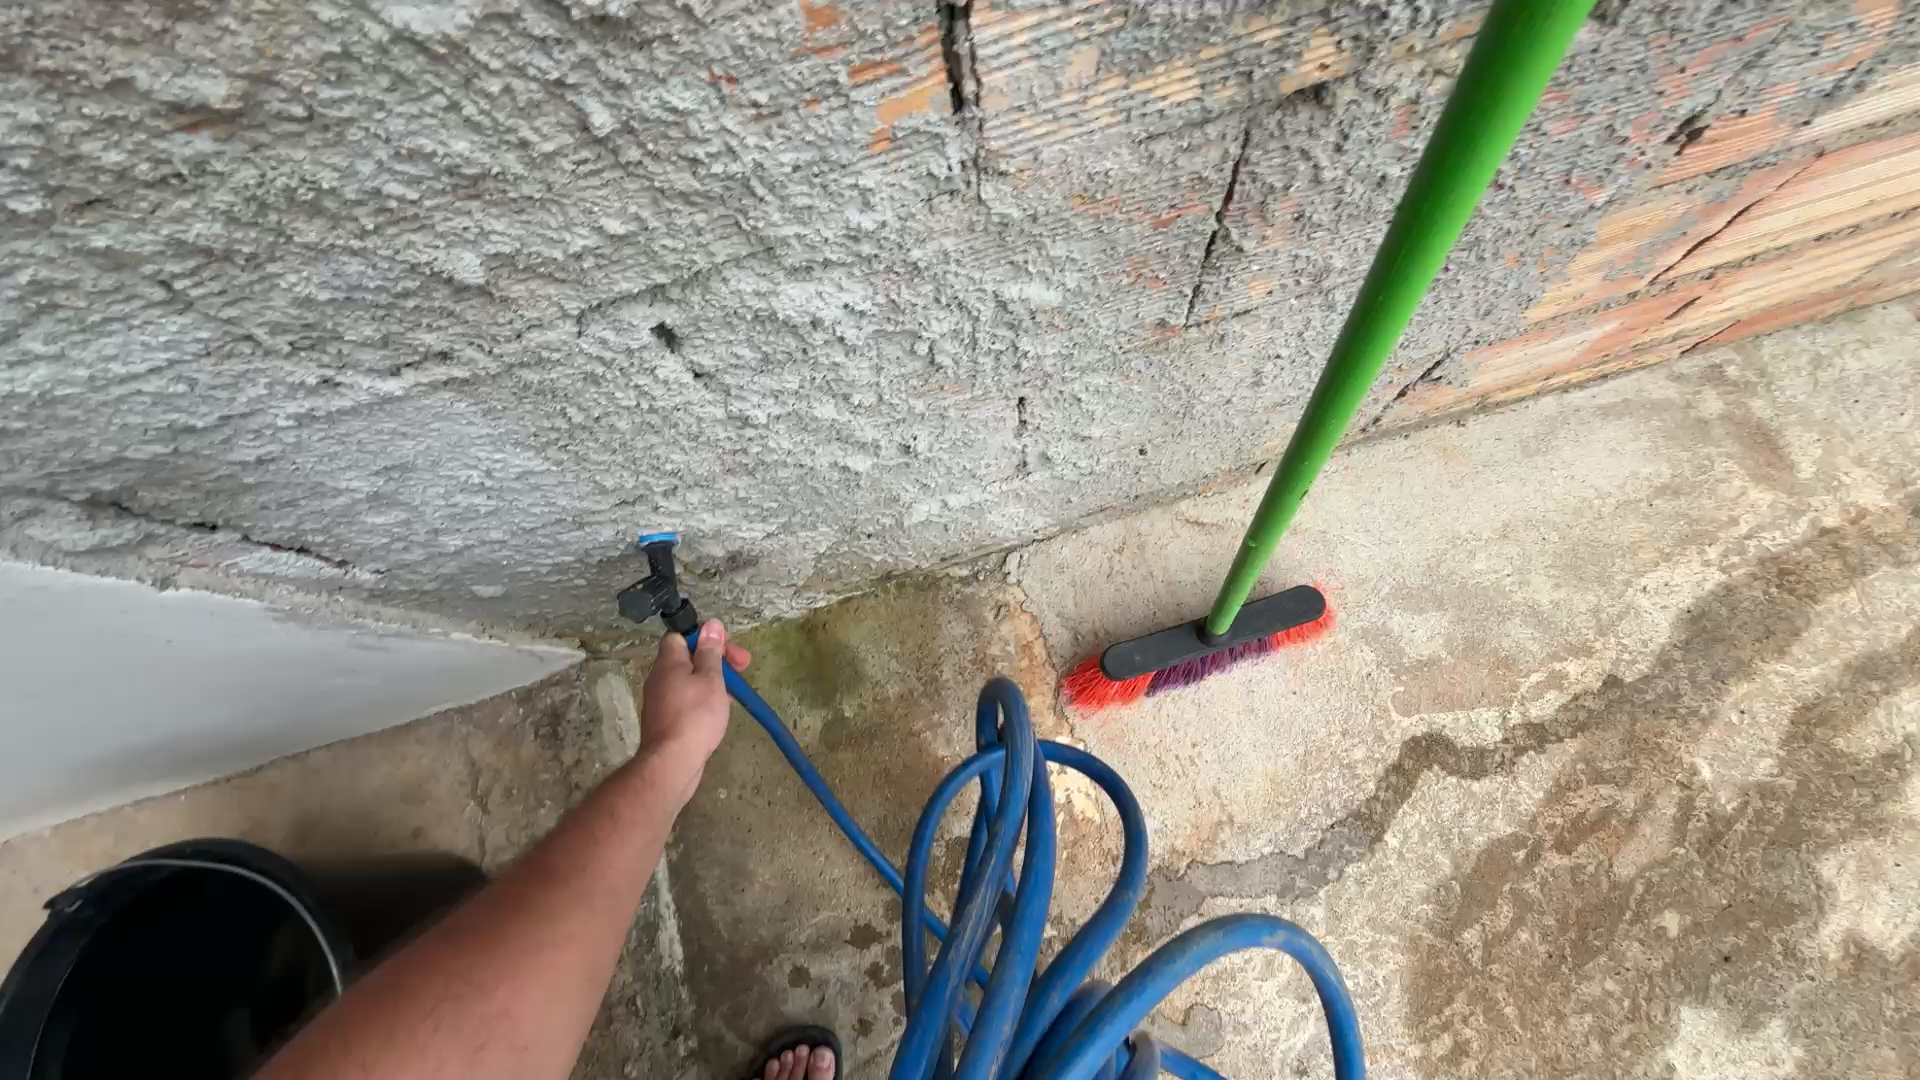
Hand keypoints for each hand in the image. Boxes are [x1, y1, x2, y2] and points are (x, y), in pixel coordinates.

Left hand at [639, 620, 750, 774]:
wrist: (673, 762)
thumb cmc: (696, 715)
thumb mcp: (711, 678)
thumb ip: (711, 652)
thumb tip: (711, 625)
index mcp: (669, 662)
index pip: (681, 635)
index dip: (705, 636)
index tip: (727, 647)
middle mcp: (660, 677)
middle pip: (688, 657)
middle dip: (717, 658)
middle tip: (742, 666)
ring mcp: (661, 700)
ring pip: (690, 679)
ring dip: (713, 679)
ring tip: (735, 691)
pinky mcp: (667, 719)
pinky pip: (687, 698)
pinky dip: (704, 698)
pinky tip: (720, 709)